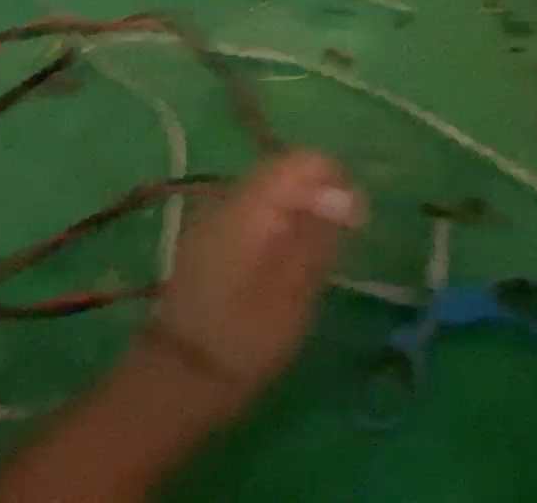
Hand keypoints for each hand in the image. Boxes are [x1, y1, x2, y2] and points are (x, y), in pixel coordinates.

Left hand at [145, 151, 362, 411]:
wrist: (181, 375)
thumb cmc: (247, 335)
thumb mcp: (295, 288)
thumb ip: (318, 233)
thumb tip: (345, 191)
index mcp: (251, 203)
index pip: (302, 161)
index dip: (336, 180)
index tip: (355, 222)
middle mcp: (227, 197)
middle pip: (283, 172)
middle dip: (318, 197)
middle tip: (340, 243)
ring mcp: (212, 217)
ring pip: (267, 193)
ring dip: (297, 213)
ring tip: (314, 257)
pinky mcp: (206, 239)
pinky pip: (251, 215)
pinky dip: (275, 227)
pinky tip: (282, 264)